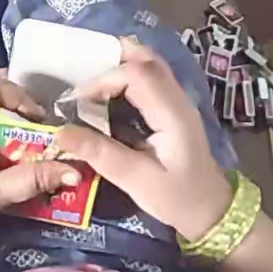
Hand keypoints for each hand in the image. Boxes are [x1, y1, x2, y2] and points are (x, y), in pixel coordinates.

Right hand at [52, 41, 231, 238]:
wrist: (211, 211)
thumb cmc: (177, 197)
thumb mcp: (136, 180)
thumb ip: (100, 154)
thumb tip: (61, 132)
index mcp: (172, 114)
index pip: (138, 75)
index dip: (104, 79)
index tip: (78, 99)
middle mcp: (178, 100)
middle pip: (147, 60)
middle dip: (111, 61)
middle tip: (81, 75)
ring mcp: (178, 102)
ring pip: (151, 65)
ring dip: (120, 64)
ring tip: (90, 79)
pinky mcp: (172, 109)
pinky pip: (151, 79)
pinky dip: (128, 75)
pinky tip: (108, 91)